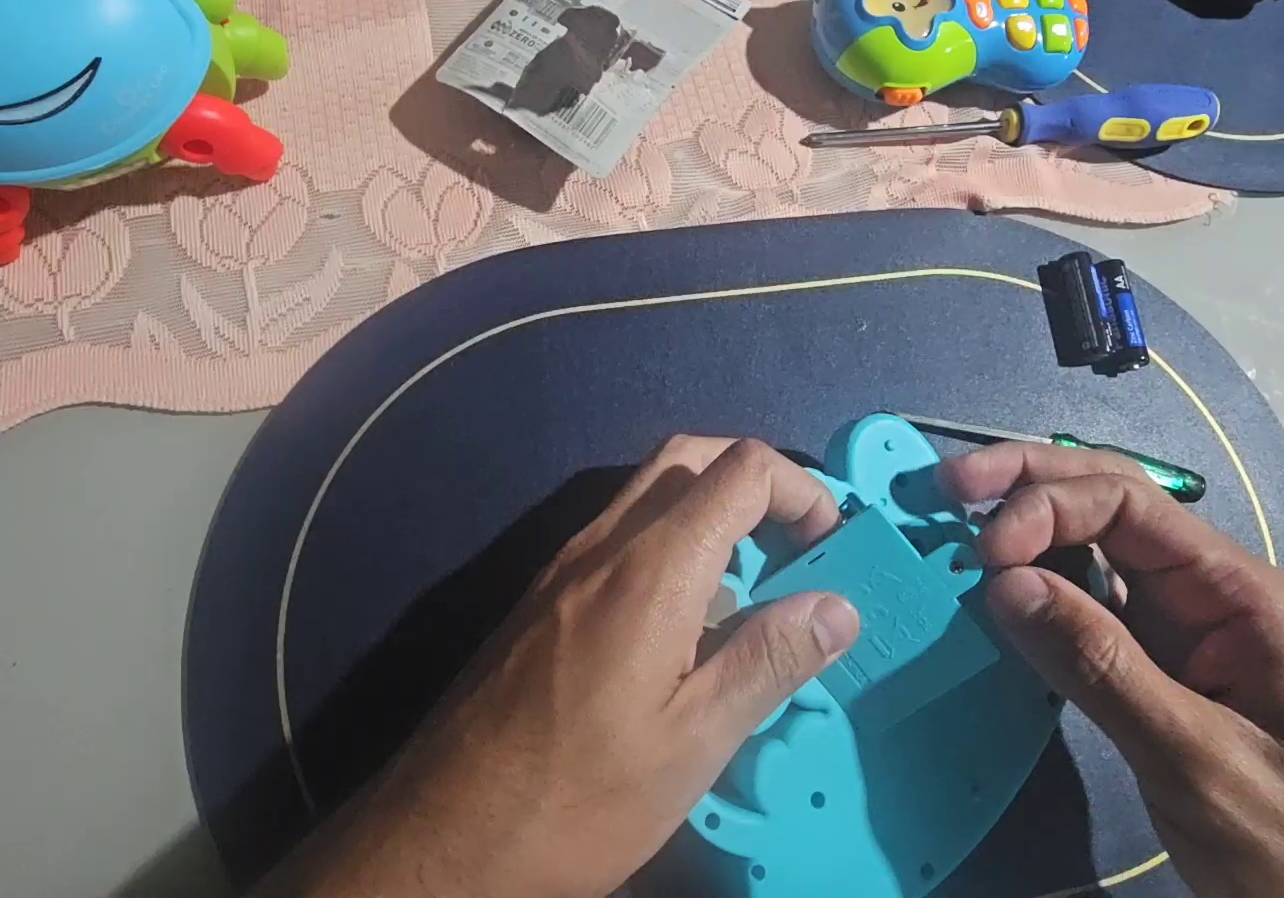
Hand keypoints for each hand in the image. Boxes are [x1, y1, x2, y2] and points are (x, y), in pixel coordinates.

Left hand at [274, 436, 861, 897]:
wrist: (444, 830)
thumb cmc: (578, 794)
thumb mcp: (692, 743)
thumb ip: (768, 660)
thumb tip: (838, 605)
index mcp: (654, 566)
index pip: (743, 468)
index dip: (802, 491)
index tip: (827, 549)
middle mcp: (606, 540)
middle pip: (692, 454)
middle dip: (756, 479)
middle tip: (793, 544)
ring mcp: (569, 559)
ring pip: (653, 486)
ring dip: (712, 504)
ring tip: (749, 580)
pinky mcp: (548, 587)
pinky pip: (623, 527)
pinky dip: (673, 535)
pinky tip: (686, 612)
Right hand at [939, 444, 1283, 897]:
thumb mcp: (1198, 762)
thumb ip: (1100, 665)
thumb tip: (1004, 583)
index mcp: (1243, 597)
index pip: (1130, 505)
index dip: (1047, 507)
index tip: (985, 552)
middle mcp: (1209, 591)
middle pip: (1110, 500)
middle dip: (1028, 482)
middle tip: (951, 482)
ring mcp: (1181, 622)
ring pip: (1092, 543)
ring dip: (1024, 524)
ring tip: (959, 520)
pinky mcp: (1155, 656)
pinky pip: (1086, 597)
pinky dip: (1034, 580)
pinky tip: (996, 582)